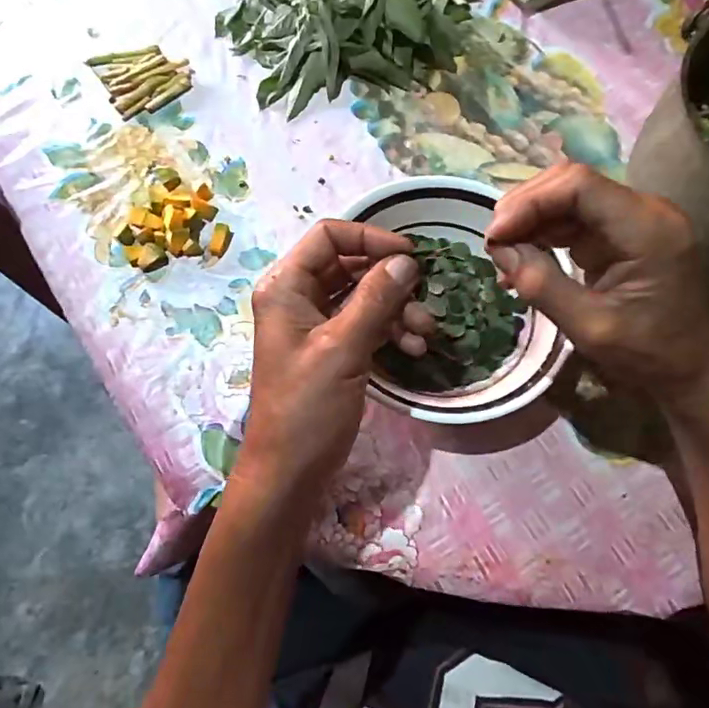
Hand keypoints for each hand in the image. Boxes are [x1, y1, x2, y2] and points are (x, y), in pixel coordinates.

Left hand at [234, 220, 426, 527]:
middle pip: (349, 265)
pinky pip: (364, 323)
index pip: (328, 236)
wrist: (290, 471)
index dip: (370, 237)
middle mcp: (296, 297)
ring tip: (423, 333)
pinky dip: (388, 330)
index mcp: (285, 286)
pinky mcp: (330, 349)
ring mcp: (313, 324)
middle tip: (423, 299)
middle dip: (390, 280)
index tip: (410, 255)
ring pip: (362, 296)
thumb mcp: (343, 349)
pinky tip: (412, 347)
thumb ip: (375, 299)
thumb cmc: (307, 408)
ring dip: (396, 308)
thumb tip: (406, 260)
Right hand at [485, 163, 708, 402]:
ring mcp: (632, 220)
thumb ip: (541, 284)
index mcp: (647, 229)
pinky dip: (541, 234)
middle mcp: (644, 211)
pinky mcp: (619, 234)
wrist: (689, 372)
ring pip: (566, 197)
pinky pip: (571, 219)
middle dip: (524, 207)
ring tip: (501, 254)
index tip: (495, 236)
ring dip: (528, 220)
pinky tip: (520, 259)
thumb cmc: (647, 355)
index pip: (578, 185)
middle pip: (570, 183)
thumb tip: (499, 250)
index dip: (529, 202)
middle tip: (493, 244)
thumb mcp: (588, 327)